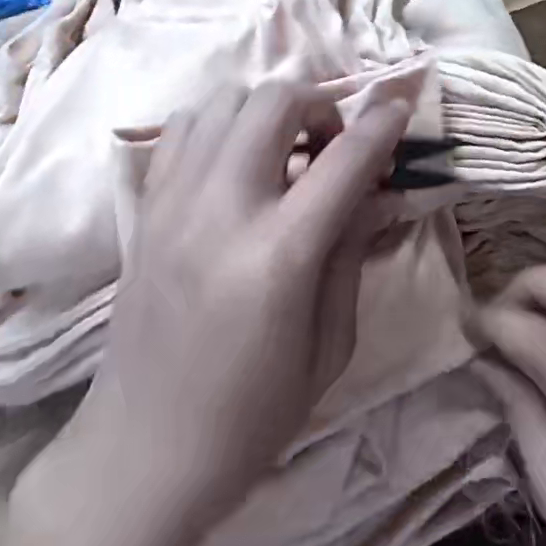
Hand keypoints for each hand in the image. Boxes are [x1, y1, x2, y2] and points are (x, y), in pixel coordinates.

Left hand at [0, 82, 411, 545]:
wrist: (147, 444)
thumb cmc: (252, 414)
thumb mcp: (329, 346)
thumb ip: (351, 253)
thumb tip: (375, 192)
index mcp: (278, 254)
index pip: (343, 160)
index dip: (380, 124)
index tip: (399, 107)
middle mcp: (221, 208)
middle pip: (273, 103)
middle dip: (320, 104)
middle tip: (335, 143)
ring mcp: (174, 201)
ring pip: (223, 101)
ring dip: (267, 110)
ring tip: (285, 149)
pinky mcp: (146, 207)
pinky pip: (181, 130)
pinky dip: (219, 125)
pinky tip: (235, 162)